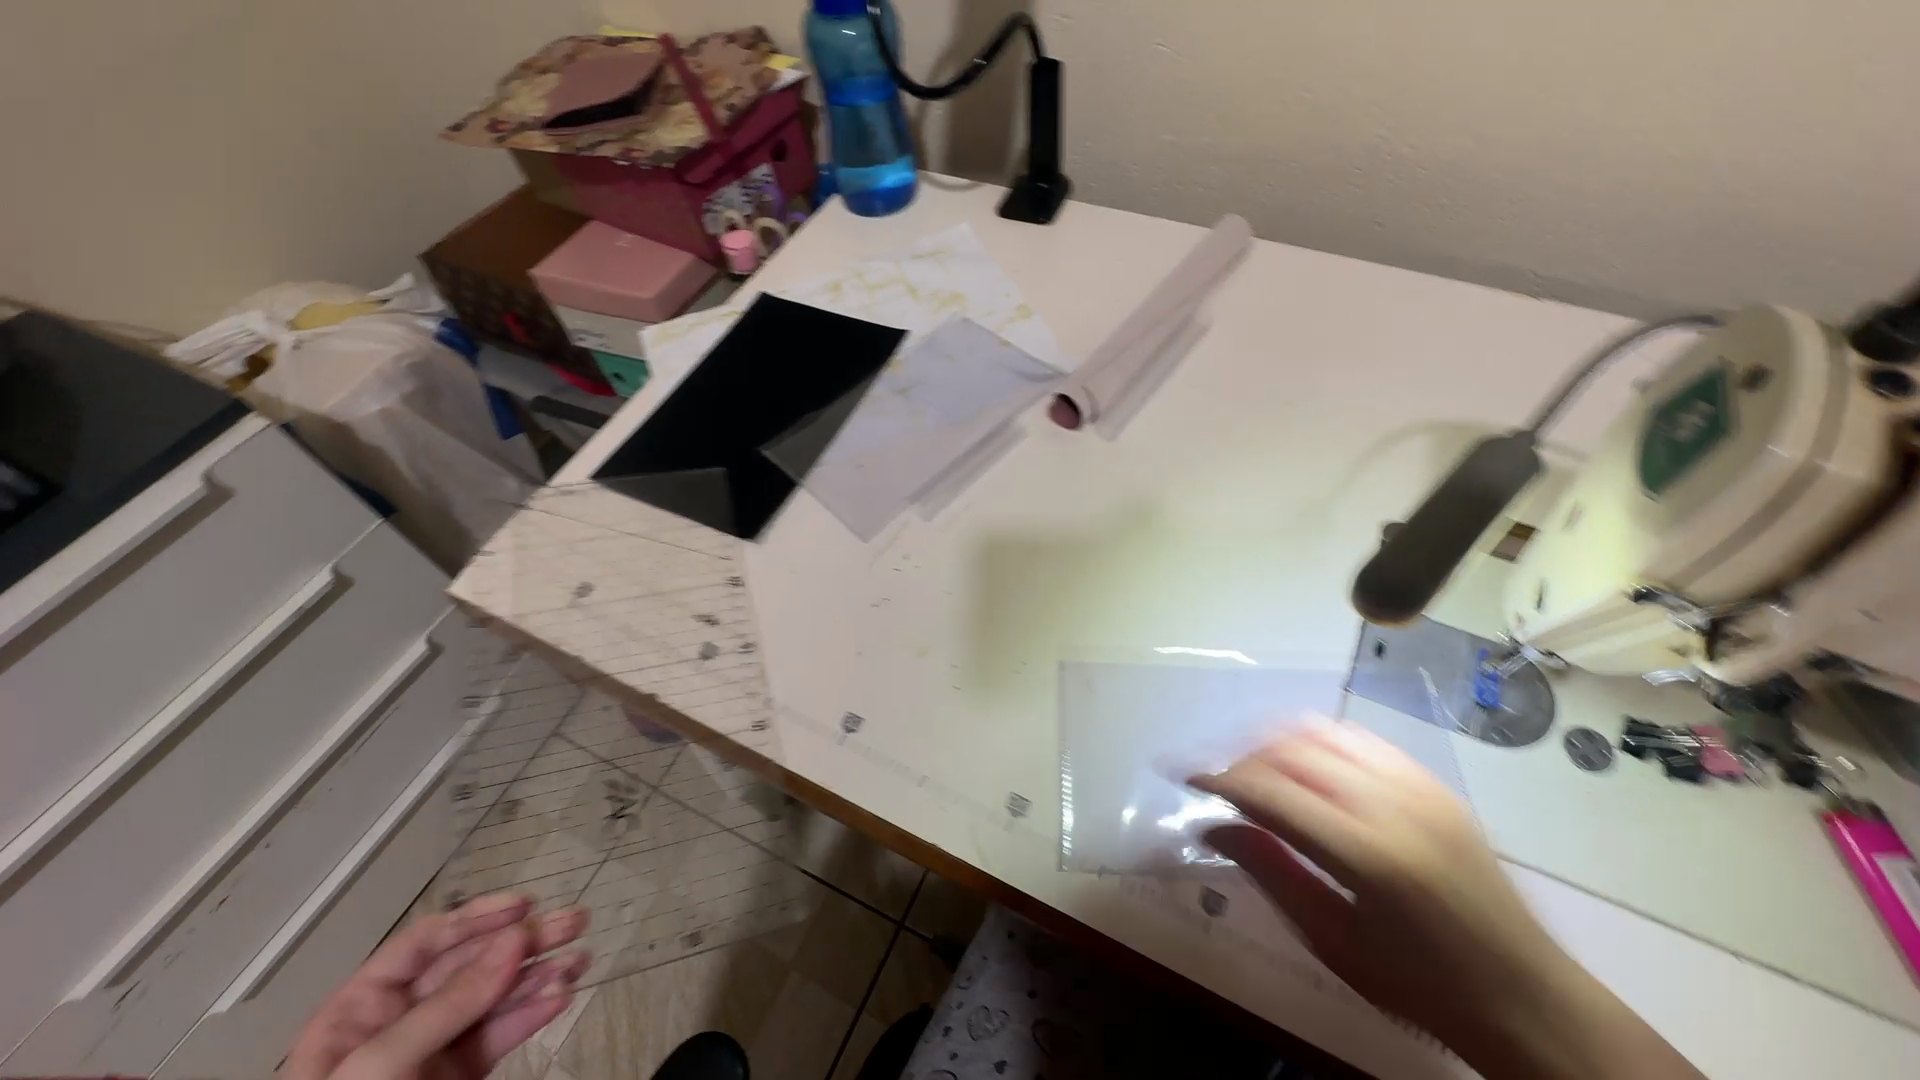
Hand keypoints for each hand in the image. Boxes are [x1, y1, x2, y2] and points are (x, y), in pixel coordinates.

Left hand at [284, 892, 590, 1079]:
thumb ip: (447, 1006)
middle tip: (575, 922)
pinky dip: (534, 1014)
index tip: (525, 905)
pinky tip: (561, 998)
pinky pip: (501, 1035)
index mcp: (361, 1008)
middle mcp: (400, 1020)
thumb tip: (514, 941)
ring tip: (581, 960)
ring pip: (495, 997)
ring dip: (540, 974)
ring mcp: (433, 1050)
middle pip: (471, 964)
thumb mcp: (381, 1064)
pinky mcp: (461, 1076)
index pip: (425, 944)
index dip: (475, 918)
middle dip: (524, 941)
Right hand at [1193, 721, 1702, 1079]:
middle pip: (1291, 750)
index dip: (1218, 779)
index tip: (1185, 778)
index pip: (1269, 791)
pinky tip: (1302, 763)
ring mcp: (1419, 786)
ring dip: (1276, 740)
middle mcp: (1393, 804)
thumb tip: (1213, 828)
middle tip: (1215, 780)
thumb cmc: (1418, 985)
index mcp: (1366, 854)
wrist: (1523, 994)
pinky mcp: (1434, 783)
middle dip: (1240, 756)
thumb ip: (1271, 873)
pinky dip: (1319, 740)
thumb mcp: (1332, 941)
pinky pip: (1362, 739)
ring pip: (1324, 732)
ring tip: (1250, 766)